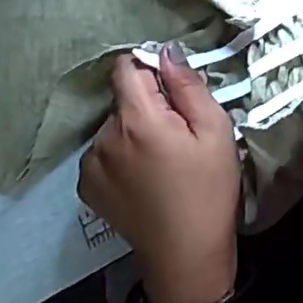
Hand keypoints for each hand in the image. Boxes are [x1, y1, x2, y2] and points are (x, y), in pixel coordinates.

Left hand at [79, 44, 241, 302]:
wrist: (186, 251)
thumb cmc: (210, 186)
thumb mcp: (215, 130)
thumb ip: (188, 86)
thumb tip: (166, 51)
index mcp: (137, 120)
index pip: (126, 68)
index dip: (151, 67)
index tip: (176, 86)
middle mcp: (103, 137)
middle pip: (123, 99)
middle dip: (150, 104)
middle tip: (182, 131)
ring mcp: (90, 164)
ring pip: (114, 125)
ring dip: (136, 129)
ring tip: (165, 158)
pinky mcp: (87, 186)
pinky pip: (105, 151)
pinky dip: (124, 153)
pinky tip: (147, 175)